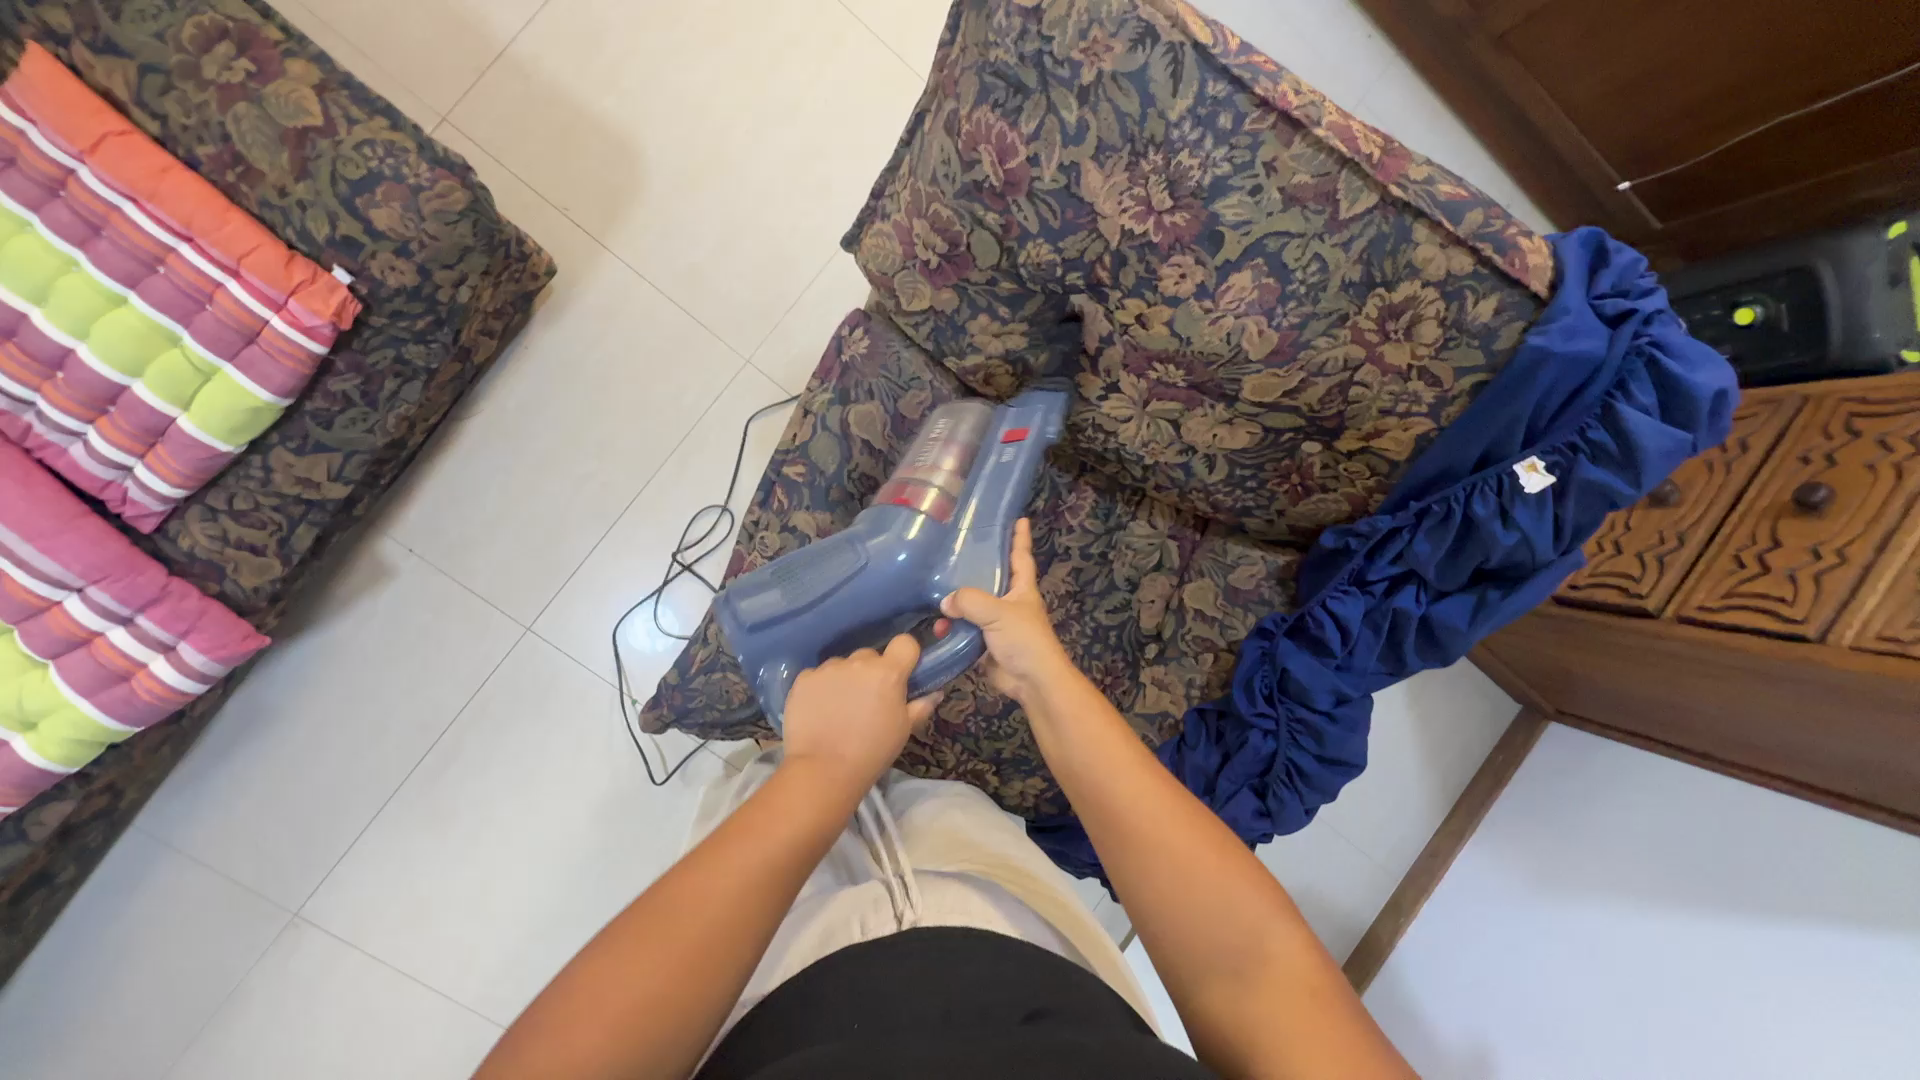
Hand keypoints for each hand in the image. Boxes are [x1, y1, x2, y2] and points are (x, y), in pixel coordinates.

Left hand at [780, 635, 942, 792]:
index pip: (905, 643)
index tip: (902, 672)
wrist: (824, 769)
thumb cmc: (872, 751)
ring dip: (845, 678)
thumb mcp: (903, 730)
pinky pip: (818, 675)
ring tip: (840, 708)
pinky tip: (820, 711)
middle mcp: (858, 663)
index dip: (905, 654)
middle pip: (870, 655)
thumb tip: (935, 693)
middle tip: (869, 699)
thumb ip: (920, 706)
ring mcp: (828, 669)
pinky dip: (821, 687)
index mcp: (888, 672)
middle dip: (872, 671)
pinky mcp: (804, 679)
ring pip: (842, 665)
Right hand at [940, 518, 1074, 704]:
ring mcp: (998, 624)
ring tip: (936, 605)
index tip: (1019, 518)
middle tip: (950, 552)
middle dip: (973, 569)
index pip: (1021, 556)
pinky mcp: (986, 644)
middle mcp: (1010, 602)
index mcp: (1021, 589)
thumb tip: (944, 603)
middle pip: (990, 579)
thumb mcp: (998, 612)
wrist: (1032, 682)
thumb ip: (970, 601)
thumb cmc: (1024, 640)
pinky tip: (938, 628)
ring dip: (956, 607)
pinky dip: (952, 629)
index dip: (1020, 537)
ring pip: (972, 607)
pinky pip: (965, 631)